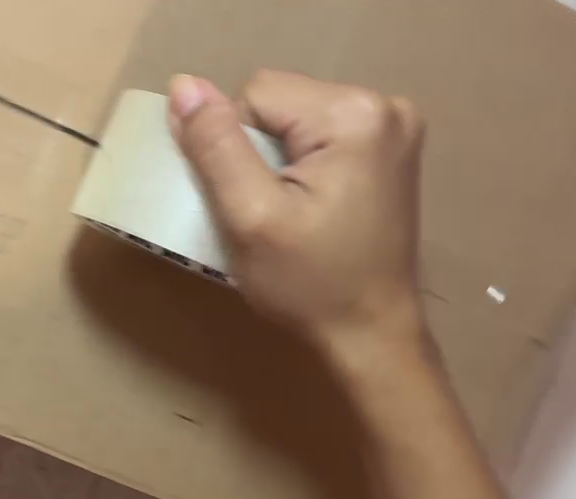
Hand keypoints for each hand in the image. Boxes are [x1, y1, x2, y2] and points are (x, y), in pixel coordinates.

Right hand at [168, 72, 426, 366]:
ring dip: (273, 168)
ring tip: (284, 220)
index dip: (232, 149)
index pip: (256, 94)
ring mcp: (393, 130)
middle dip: (255, 158)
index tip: (246, 204)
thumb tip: (183, 86)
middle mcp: (384, 106)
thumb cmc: (308, 286)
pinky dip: (297, 175)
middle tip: (264, 217)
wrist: (368, 334)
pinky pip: (319, 143)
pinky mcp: (388, 156)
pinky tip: (304, 214)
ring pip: (295, 126)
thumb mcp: (250, 218)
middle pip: (279, 106)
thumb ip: (216, 148)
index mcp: (354, 113)